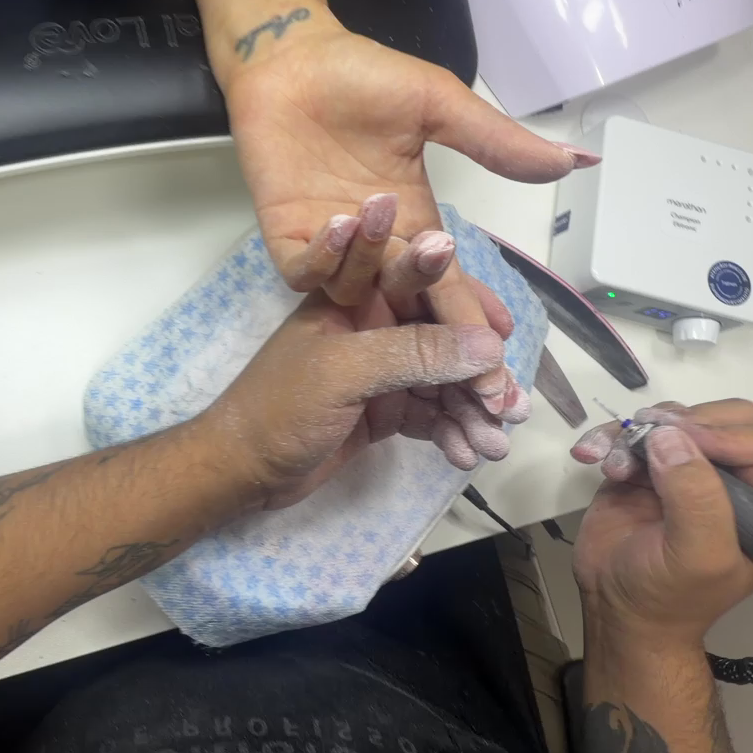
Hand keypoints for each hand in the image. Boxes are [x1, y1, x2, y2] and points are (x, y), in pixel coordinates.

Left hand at [196, 293, 508, 508]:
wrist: (243, 470)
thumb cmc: (278, 409)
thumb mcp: (343, 373)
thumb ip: (412, 354)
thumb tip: (488, 346)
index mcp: (355, 300)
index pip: (421, 282)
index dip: (466, 300)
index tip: (507, 328)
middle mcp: (373, 329)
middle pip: (444, 337)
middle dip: (480, 371)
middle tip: (510, 406)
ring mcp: (379, 371)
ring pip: (443, 380)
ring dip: (471, 410)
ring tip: (494, 444)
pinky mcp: (383, 409)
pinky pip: (430, 413)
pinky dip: (450, 431)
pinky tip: (466, 454)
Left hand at [221, 12, 596, 404]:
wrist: (292, 58)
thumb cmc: (362, 78)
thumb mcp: (439, 107)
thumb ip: (497, 143)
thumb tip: (576, 161)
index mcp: (414, 220)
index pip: (447, 279)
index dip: (471, 312)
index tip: (500, 345)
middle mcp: (373, 244)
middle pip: (405, 301)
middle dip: (434, 323)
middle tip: (461, 339)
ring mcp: (326, 244)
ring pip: (354, 289)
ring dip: (375, 263)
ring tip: (392, 217)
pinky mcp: (285, 237)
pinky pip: (302, 272)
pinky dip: (322, 258)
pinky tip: (340, 223)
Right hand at [567, 401, 752, 647]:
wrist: (615, 607)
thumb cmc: (669, 594)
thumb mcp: (698, 555)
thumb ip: (696, 498)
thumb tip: (668, 437)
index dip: (725, 435)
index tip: (681, 444)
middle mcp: (732, 482)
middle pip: (725, 419)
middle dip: (683, 421)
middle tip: (647, 437)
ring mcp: (683, 472)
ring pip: (672, 420)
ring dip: (634, 430)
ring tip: (611, 463)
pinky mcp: (641, 470)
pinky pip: (628, 433)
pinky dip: (605, 438)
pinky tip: (588, 456)